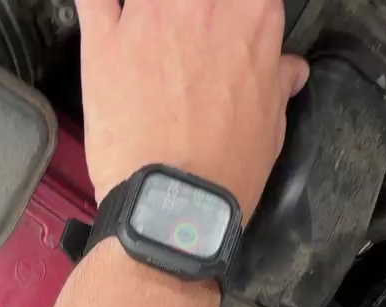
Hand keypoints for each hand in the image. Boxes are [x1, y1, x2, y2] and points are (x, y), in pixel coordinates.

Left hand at [76, 0, 308, 215]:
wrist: (173, 208)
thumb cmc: (223, 175)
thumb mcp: (271, 130)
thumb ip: (276, 85)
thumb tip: (287, 71)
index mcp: (252, 15)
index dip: (235, 13)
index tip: (226, 30)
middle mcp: (203, 3)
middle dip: (193, 12)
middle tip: (183, 46)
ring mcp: (150, 17)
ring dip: (151, 11)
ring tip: (150, 37)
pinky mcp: (104, 43)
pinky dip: (98, 2)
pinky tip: (105, 13)